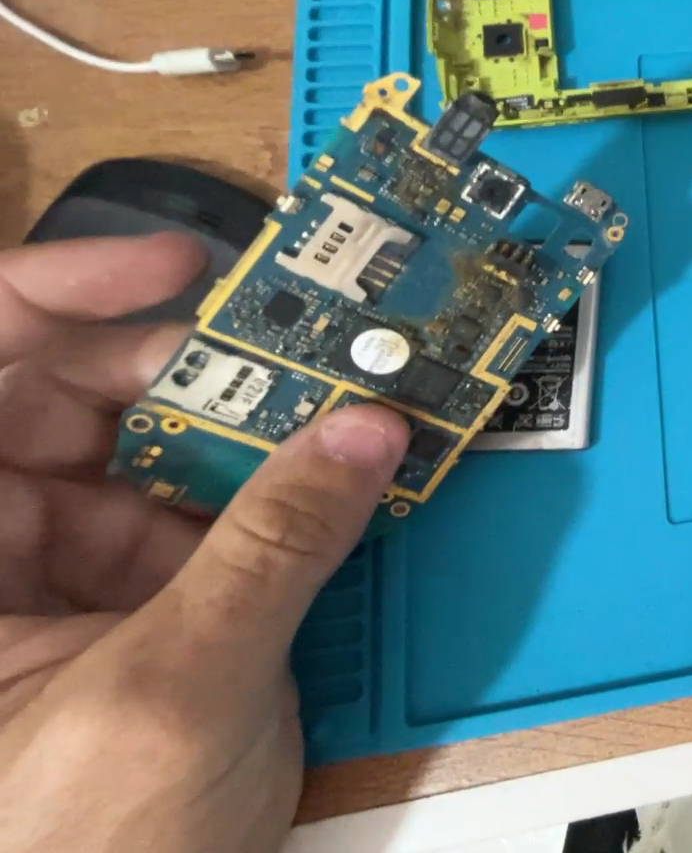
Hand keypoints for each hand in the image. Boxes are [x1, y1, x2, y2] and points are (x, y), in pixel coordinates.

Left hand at [0, 235, 409, 852]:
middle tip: (315, 356)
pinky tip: (344, 475)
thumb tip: (365, 436)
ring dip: (268, 428)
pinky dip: (290, 485)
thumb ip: (278, 546)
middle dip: (207, 368)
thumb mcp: (179, 688)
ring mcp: (67, 573)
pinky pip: (223, 505)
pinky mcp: (149, 593)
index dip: (60, 296)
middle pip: (82, 402)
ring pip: (170, 452)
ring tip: (349, 412)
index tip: (181, 270)